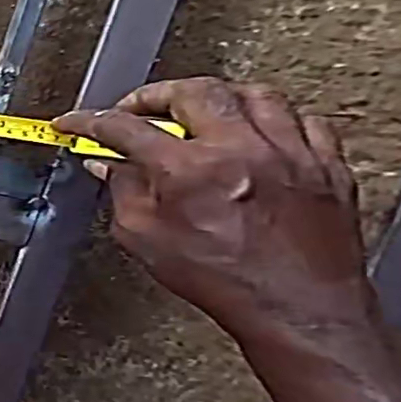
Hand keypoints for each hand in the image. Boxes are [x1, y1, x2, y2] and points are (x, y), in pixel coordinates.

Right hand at [55, 77, 376, 352]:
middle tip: (136, 110)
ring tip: (196, 110)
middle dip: (152, 96)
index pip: (123, 127)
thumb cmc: (224, 279)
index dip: (88, 121)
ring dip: (214, 97)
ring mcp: (289, 154)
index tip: (75, 123)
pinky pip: (302, 120)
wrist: (297, 309)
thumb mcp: (143, 237)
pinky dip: (271, 117)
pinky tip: (253, 130)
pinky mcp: (325, 166)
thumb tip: (109, 166)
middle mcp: (241, 151)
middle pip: (192, 91)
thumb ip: (122, 191)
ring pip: (252, 94)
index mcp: (189, 170)